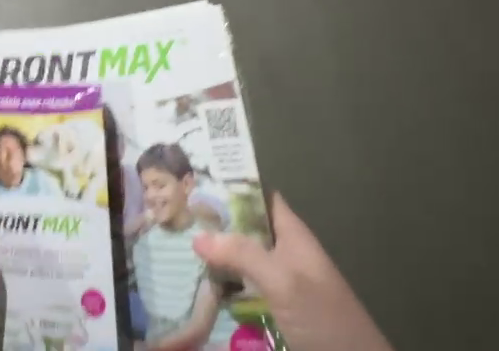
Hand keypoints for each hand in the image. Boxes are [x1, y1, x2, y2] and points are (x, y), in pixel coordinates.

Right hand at [194, 194, 394, 350]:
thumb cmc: (324, 318)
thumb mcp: (284, 281)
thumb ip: (243, 254)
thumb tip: (197, 235)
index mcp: (291, 235)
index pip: (258, 197)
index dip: (230, 186)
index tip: (192, 180)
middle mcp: (284, 255)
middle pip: (244, 230)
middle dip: (213, 224)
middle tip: (174, 217)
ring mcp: (279, 286)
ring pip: (240, 262)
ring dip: (214, 258)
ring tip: (174, 250)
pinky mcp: (274, 313)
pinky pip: (242, 292)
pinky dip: (222, 288)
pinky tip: (196, 290)